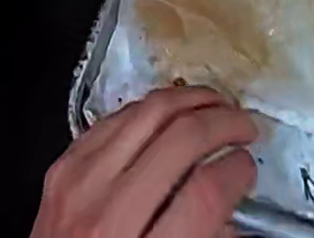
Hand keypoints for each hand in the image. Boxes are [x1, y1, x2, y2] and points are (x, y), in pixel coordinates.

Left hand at [32, 87, 257, 237]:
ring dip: (196, 98)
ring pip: (153, 110)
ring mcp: (79, 183)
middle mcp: (107, 216)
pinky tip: (174, 113)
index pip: (204, 196)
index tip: (250, 165)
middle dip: (226, 123)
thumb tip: (232, 193)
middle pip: (182, 139)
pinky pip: (120, 115)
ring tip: (219, 104)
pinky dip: (155, 107)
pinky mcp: (63, 165)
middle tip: (247, 126)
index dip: (238, 171)